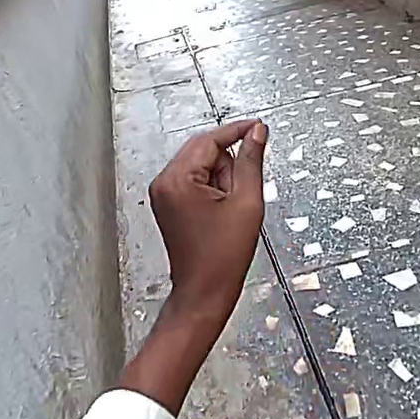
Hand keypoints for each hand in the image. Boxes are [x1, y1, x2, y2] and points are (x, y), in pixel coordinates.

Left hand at [119, 119, 267, 414]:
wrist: (204, 291)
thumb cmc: (222, 256)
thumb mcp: (246, 201)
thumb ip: (251, 160)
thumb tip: (256, 133)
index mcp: (178, 179)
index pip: (210, 140)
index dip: (237, 131)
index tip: (256, 127)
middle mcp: (164, 182)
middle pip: (203, 149)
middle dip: (228, 164)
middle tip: (241, 190)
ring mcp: (162, 193)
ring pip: (200, 164)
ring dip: (220, 176)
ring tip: (230, 208)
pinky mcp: (167, 202)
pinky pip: (193, 179)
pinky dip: (211, 186)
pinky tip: (221, 209)